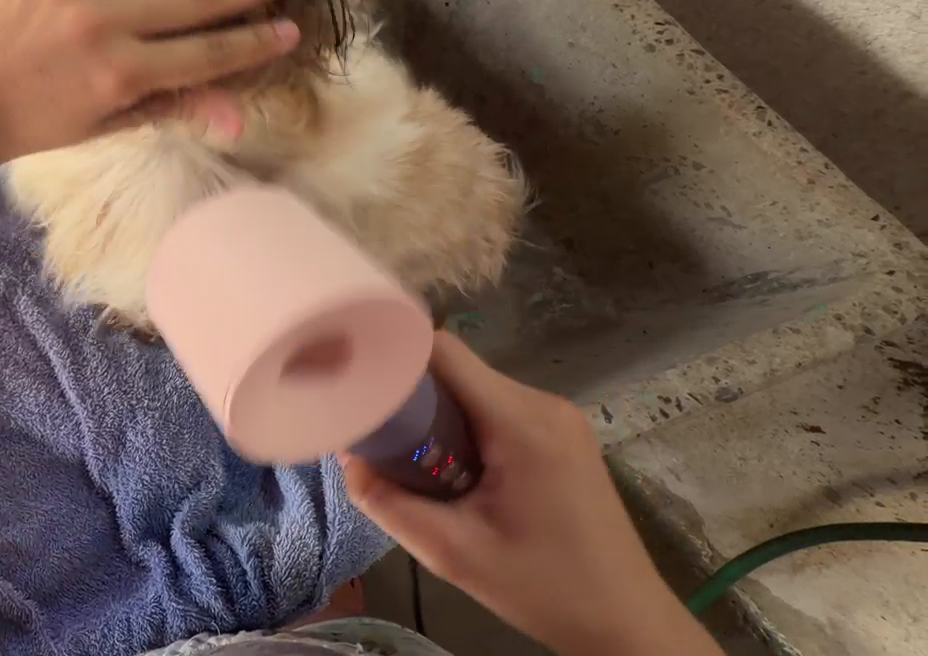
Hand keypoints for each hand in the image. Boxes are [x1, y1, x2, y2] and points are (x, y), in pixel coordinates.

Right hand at [342, 334, 719, 655]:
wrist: (630, 629)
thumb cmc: (545, 589)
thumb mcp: (451, 552)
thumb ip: (386, 501)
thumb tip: (346, 457)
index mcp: (521, 423)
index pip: (442, 350)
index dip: (393, 352)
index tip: (358, 375)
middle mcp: (542, 404)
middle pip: (452, 365)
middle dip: (408, 388)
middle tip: (376, 423)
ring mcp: (556, 416)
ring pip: (469, 382)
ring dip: (433, 406)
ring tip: (406, 445)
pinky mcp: (558, 431)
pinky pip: (489, 401)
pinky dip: (458, 417)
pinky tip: (445, 456)